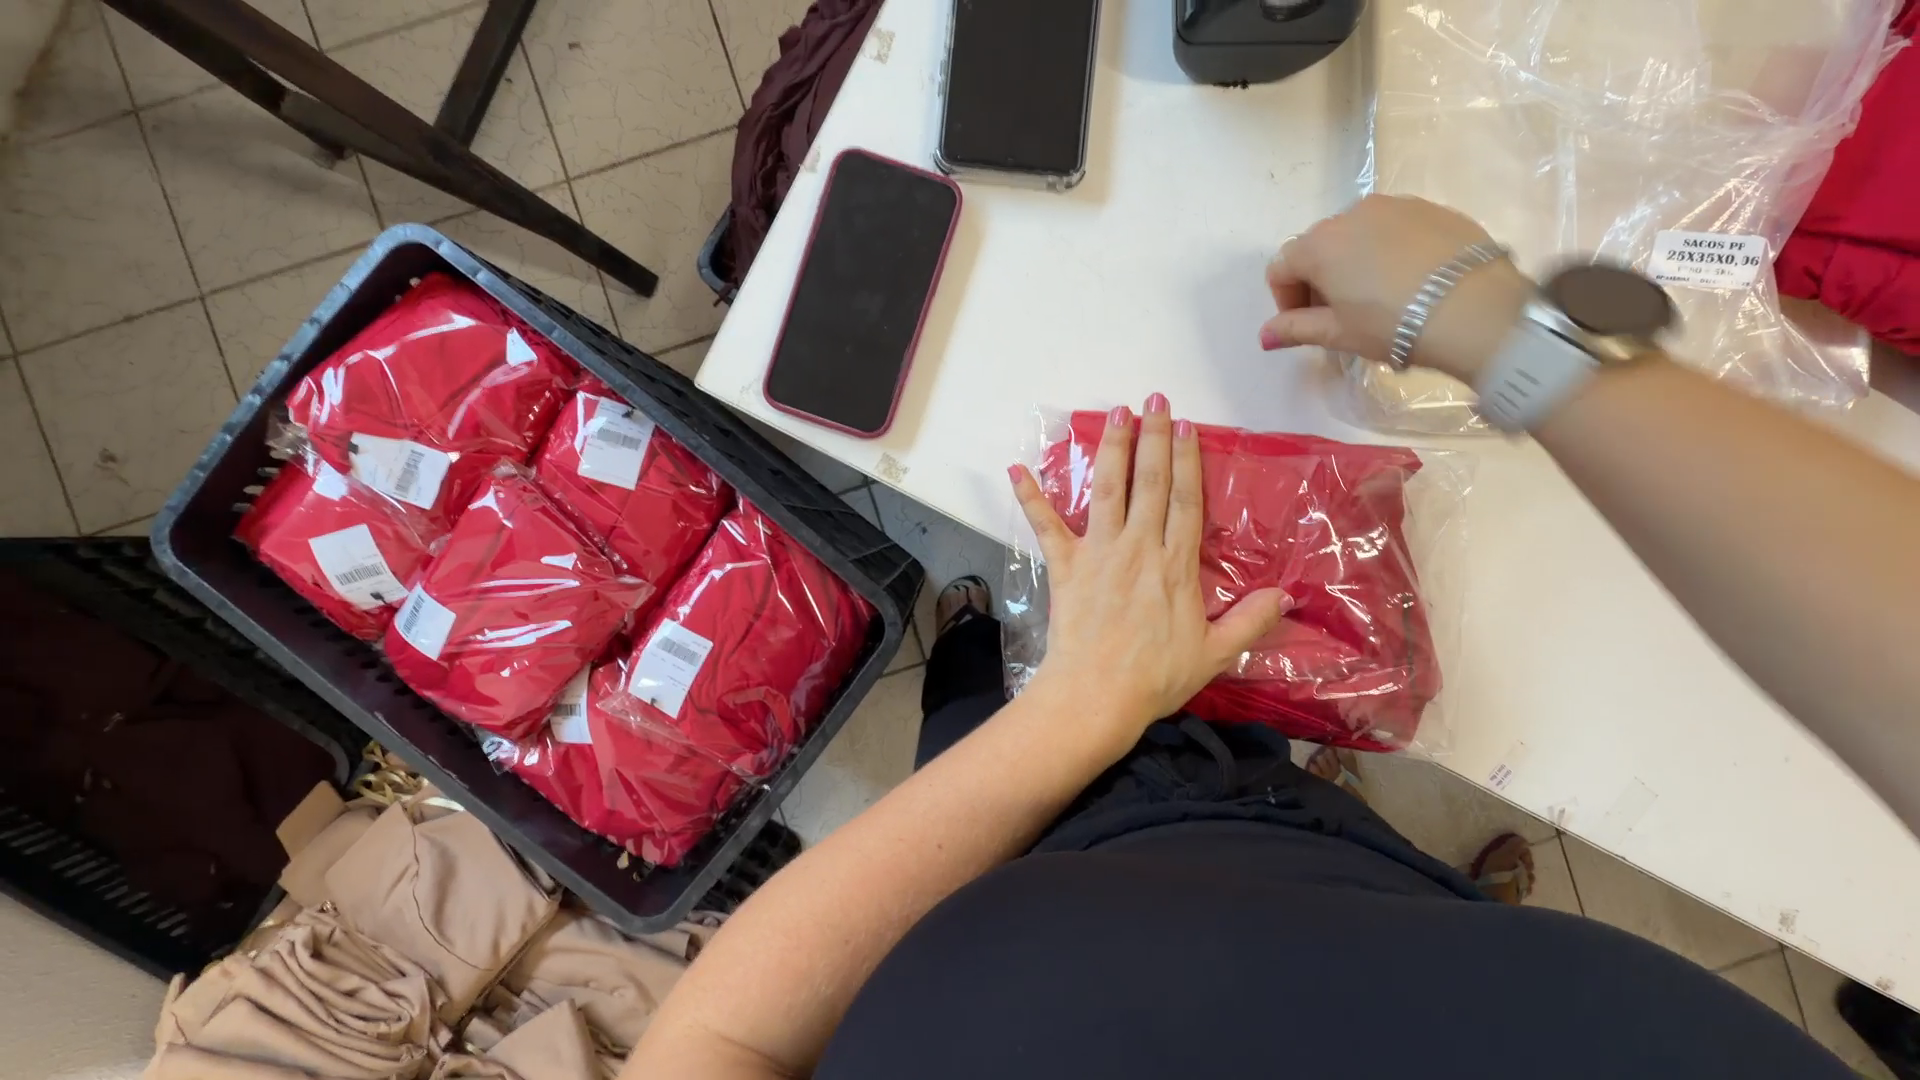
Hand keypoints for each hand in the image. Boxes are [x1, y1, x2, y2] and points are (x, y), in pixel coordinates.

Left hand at [1008, 395, 1291, 755]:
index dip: (1188, 460)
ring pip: (1107, 489)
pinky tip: (1015, 469)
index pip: (1187, 501)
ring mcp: (1099, 552)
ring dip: (1111, 448)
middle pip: (1150, 482)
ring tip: (1115, 413)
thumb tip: (1285, 595)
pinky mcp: (1065, 565)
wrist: (1097, 696)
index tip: (1186, 426)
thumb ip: (1250, 620)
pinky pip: (1046, 526)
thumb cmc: (1156, 677)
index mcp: (1176, 565)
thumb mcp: (1215, 654)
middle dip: (1153, 437)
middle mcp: (1139, 546)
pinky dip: (1030, 497)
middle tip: (1154, 400)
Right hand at [1259, 195, 1533, 383]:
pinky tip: (1408, 282)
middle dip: (1317, 280)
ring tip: (1376, 297)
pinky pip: (1393, 229)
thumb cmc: (1393, 324)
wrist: (1475, 308)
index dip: (1285, 300)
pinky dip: (1387, 252)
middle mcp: (1352, 214)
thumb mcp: (1337, 333)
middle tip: (1339, 315)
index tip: (1306, 325)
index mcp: (1319, 245)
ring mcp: (1395, 205)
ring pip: (1356, 235)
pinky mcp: (1432, 208)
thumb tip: (1264, 336)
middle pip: (1317, 248)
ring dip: (1352, 264)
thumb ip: (1295, 329)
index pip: (1280, 268)